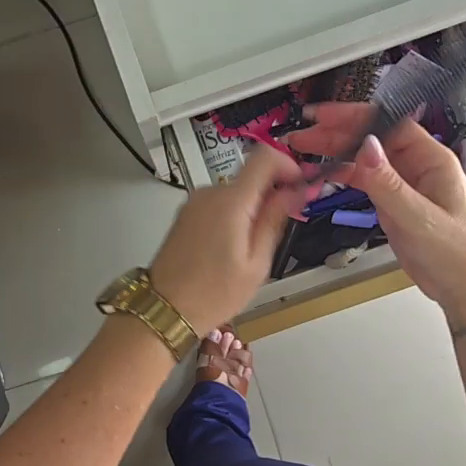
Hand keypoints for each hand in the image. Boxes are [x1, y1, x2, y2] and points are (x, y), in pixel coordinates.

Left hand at [148, 148, 310, 334]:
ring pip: (235, 192)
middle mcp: (209, 193)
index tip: (300, 186)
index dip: (288, 165)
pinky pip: (218, 204)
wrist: (165, 309)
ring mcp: (194, 202)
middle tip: (281, 229)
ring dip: (252, 208)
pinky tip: (233, 247)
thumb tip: (294, 191)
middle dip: (271, 195)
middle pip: (250, 177)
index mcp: (230, 202)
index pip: (264, 157)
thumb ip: (274, 220)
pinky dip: (233, 215)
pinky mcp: (185, 214)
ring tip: (253, 248)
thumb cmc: (214, 294)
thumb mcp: (256, 263)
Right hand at [285, 103, 465, 308]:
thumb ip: (388, 183)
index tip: (325, 117)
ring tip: (303, 151)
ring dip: (335, 152)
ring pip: (364, 158)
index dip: (354, 117)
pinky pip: (364, 180)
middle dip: (336, 133)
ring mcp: (404, 184)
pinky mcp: (393, 202)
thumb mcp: (418, 218)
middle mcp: (417, 166)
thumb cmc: (458, 253)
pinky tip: (323, 174)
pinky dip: (342, 175)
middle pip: (371, 138)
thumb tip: (365, 147)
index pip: (388, 124)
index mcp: (431, 159)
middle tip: (303, 135)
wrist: (465, 286)